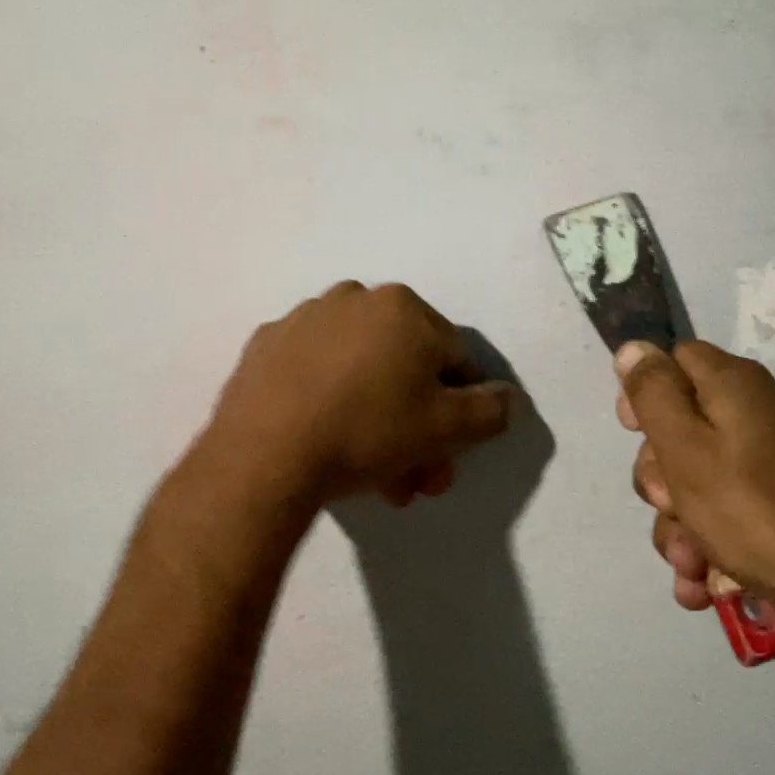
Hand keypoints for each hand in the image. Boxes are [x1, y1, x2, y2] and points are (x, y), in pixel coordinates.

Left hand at [203, 281, 515, 505]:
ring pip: (360, 370)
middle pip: (403, 367)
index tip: (446, 454)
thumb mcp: (446, 429)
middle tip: (411, 477)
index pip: (454, 359)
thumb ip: (490, 410)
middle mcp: (356, 298)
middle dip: (415, 425)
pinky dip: (326, 399)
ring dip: (375, 416)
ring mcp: (304, 319)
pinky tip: (322, 440)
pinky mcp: (265, 345)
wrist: (265, 456)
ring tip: (369, 472)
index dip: (458, 409)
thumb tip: (510, 398)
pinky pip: (314, 372)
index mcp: (404, 306)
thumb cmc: (368, 432)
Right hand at [615, 340, 774, 614]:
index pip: (675, 361)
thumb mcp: (687, 449)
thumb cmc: (757, 512)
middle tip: (670, 506)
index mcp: (733, 386)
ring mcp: (767, 466)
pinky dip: (708, 550)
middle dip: (660, 479)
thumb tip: (632, 346)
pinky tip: (705, 587)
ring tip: (692, 567)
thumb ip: (654, 395)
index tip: (634, 433)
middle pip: (679, 429)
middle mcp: (752, 416)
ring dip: (679, 528)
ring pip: (694, 484)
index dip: (647, 394)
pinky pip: (723, 518)